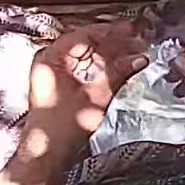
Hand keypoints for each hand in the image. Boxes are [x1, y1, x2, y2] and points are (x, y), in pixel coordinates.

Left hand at [18, 22, 147, 175]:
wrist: (47, 153)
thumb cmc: (60, 129)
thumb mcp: (96, 98)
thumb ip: (118, 73)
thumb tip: (137, 58)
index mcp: (51, 58)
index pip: (85, 34)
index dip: (110, 32)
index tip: (130, 30)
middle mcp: (49, 61)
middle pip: (85, 43)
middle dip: (112, 42)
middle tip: (135, 39)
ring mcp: (52, 71)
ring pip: (85, 55)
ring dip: (108, 54)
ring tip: (131, 53)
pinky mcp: (58, 83)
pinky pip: (82, 67)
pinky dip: (100, 66)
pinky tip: (117, 67)